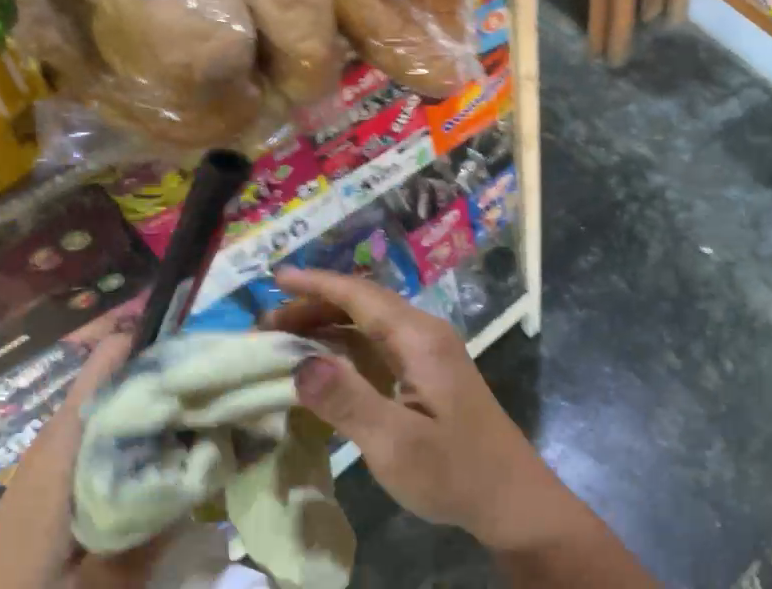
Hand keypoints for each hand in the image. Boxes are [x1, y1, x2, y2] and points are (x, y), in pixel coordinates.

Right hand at [262, 268, 571, 550]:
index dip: (317, 284)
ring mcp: (429, 354)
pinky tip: (320, 366)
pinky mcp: (428, 375)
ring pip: (370, 326)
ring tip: (281, 341)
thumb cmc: (453, 469)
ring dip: (328, 327)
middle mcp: (425, 335)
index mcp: (419, 339)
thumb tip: (302, 362)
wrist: (507, 495)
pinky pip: (379, 347)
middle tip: (264, 325)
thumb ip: (348, 400)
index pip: (361, 296)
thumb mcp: (394, 443)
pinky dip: (345, 348)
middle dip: (315, 307)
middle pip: (364, 305)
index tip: (275, 278)